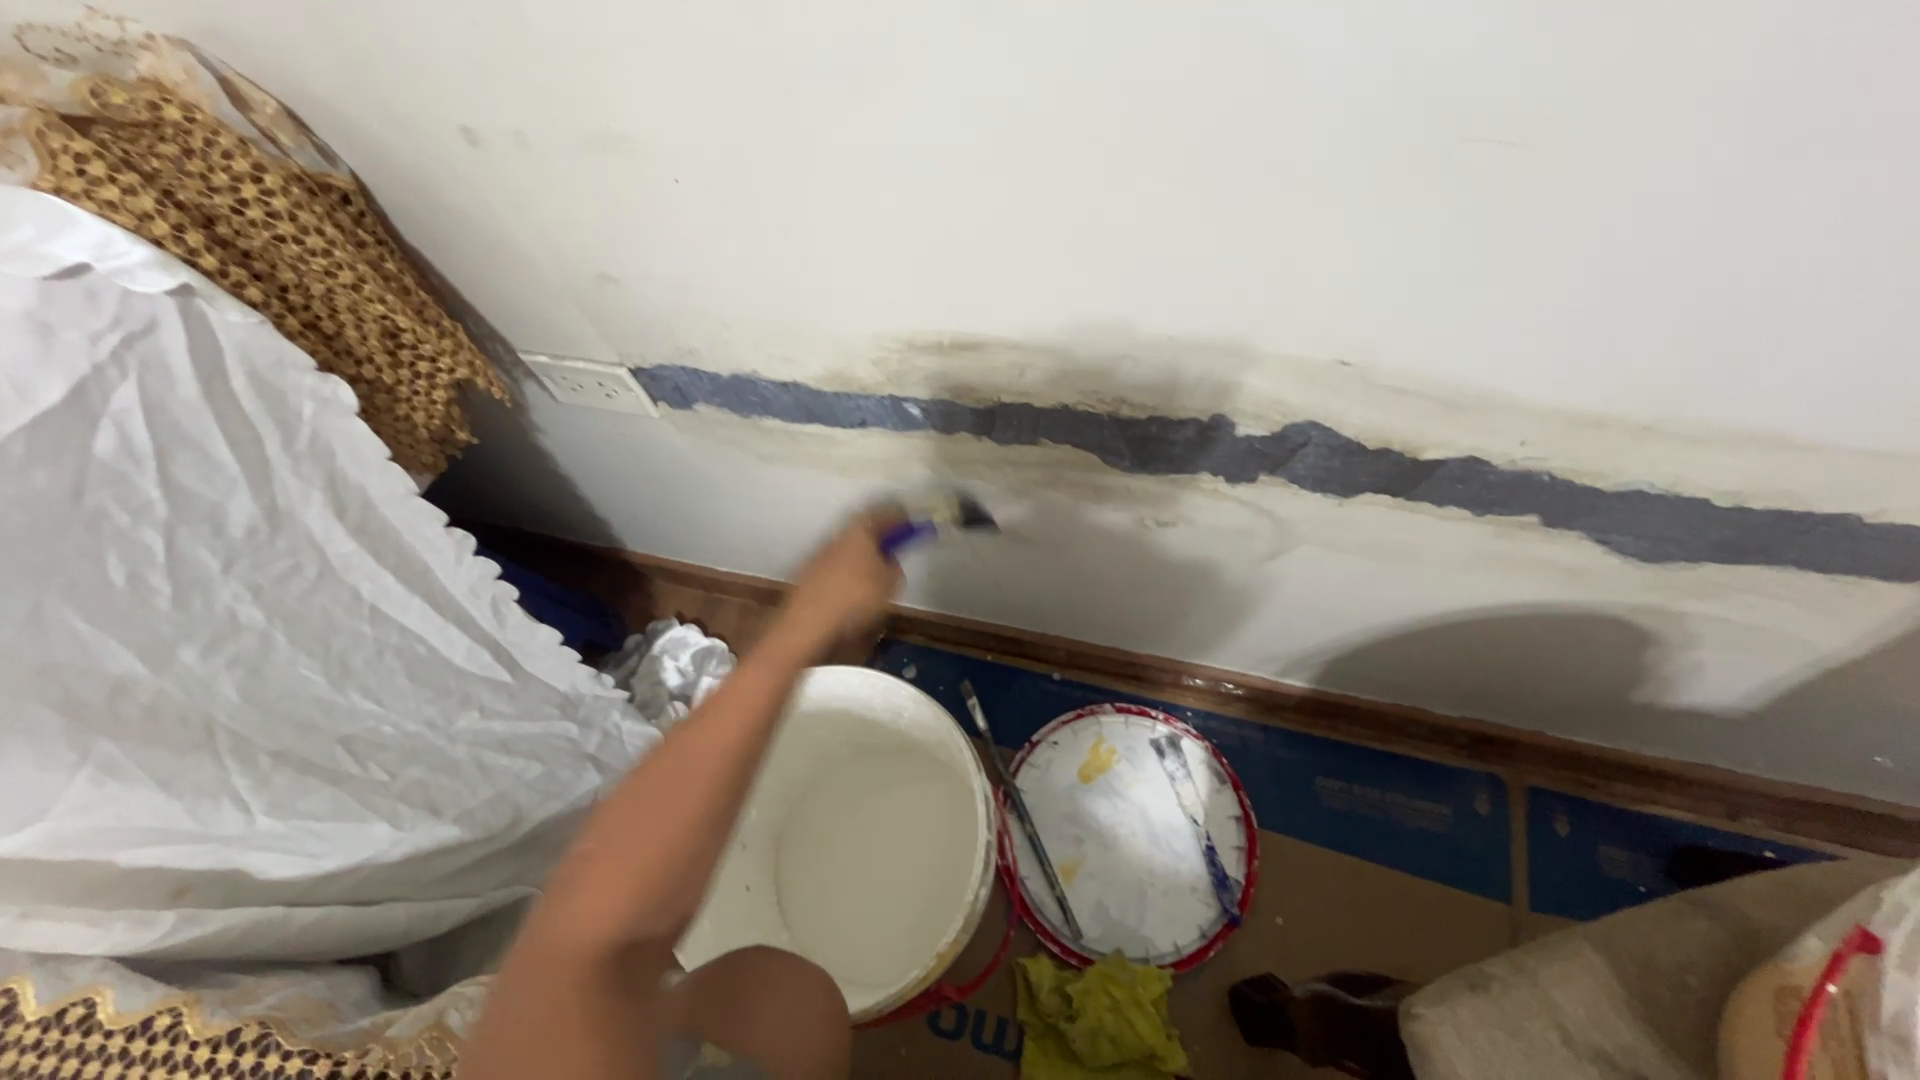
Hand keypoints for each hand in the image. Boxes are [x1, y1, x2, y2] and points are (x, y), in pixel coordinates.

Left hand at [778, 511, 905, 646]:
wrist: (808, 622)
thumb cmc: (856, 597)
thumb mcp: (891, 584)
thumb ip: (895, 566)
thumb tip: (891, 561)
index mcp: (861, 529)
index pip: (886, 512)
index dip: (902, 518)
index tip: (914, 525)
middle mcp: (838, 534)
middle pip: (863, 529)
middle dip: (879, 538)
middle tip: (894, 552)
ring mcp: (819, 553)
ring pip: (848, 548)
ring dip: (862, 558)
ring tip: (875, 579)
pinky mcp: (807, 573)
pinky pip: (836, 567)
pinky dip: (847, 574)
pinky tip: (853, 593)